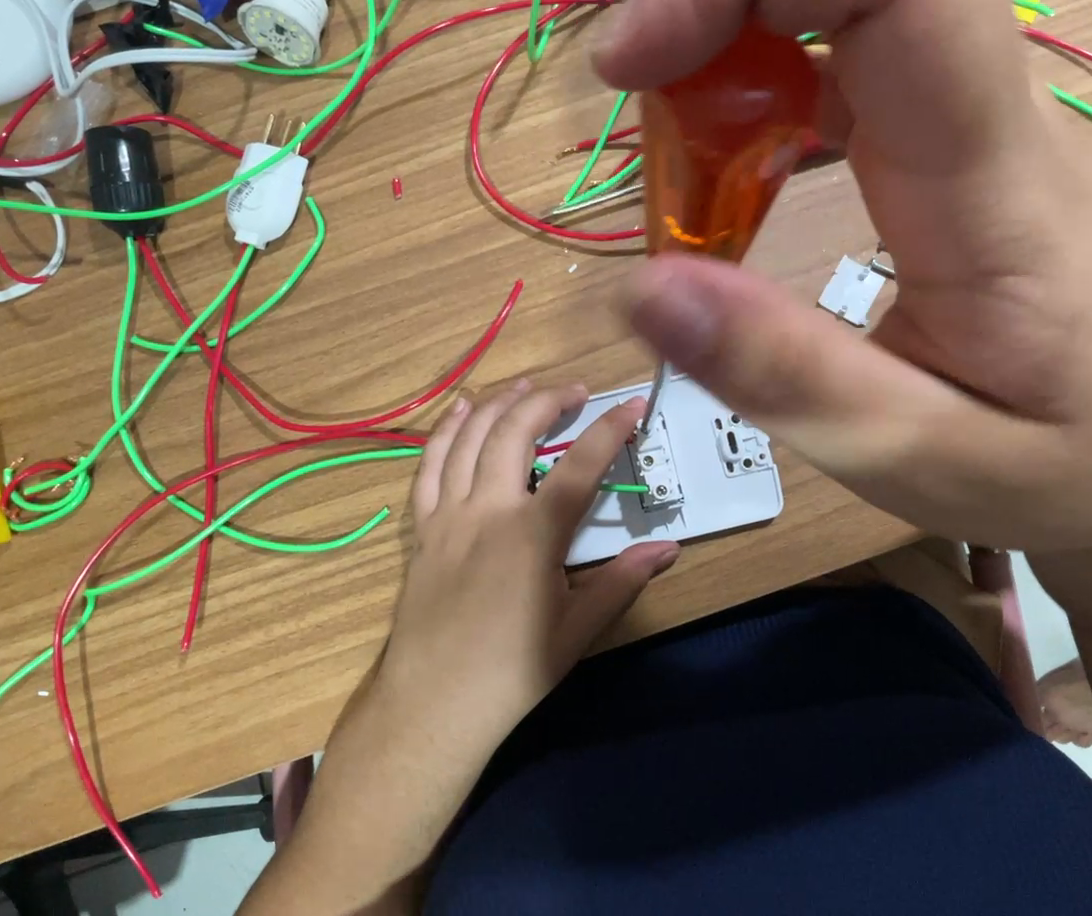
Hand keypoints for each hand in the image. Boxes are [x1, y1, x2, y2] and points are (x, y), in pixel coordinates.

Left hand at [373, 382, 680, 751]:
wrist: (433, 704)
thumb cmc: (512, 671)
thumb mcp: (577, 630)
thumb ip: (621, 581)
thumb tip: (669, 549)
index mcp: (533, 535)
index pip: (580, 465)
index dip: (609, 429)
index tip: (633, 403)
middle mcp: (489, 511)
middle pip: (515, 432)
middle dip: (548, 400)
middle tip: (577, 391)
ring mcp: (448, 516)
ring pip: (470, 439)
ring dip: (499, 405)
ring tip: (525, 386)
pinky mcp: (422, 529)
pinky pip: (429, 466)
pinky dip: (446, 431)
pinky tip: (462, 411)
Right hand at [593, 0, 1091, 655]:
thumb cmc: (1073, 470)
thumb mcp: (927, 460)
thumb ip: (789, 378)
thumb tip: (642, 290)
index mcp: (992, 177)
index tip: (627, 63)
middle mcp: (988, 104)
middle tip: (640, 72)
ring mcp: (970, 105)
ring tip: (671, 109)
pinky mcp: (945, 129)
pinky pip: (851, 26)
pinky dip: (760, 44)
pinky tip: (727, 139)